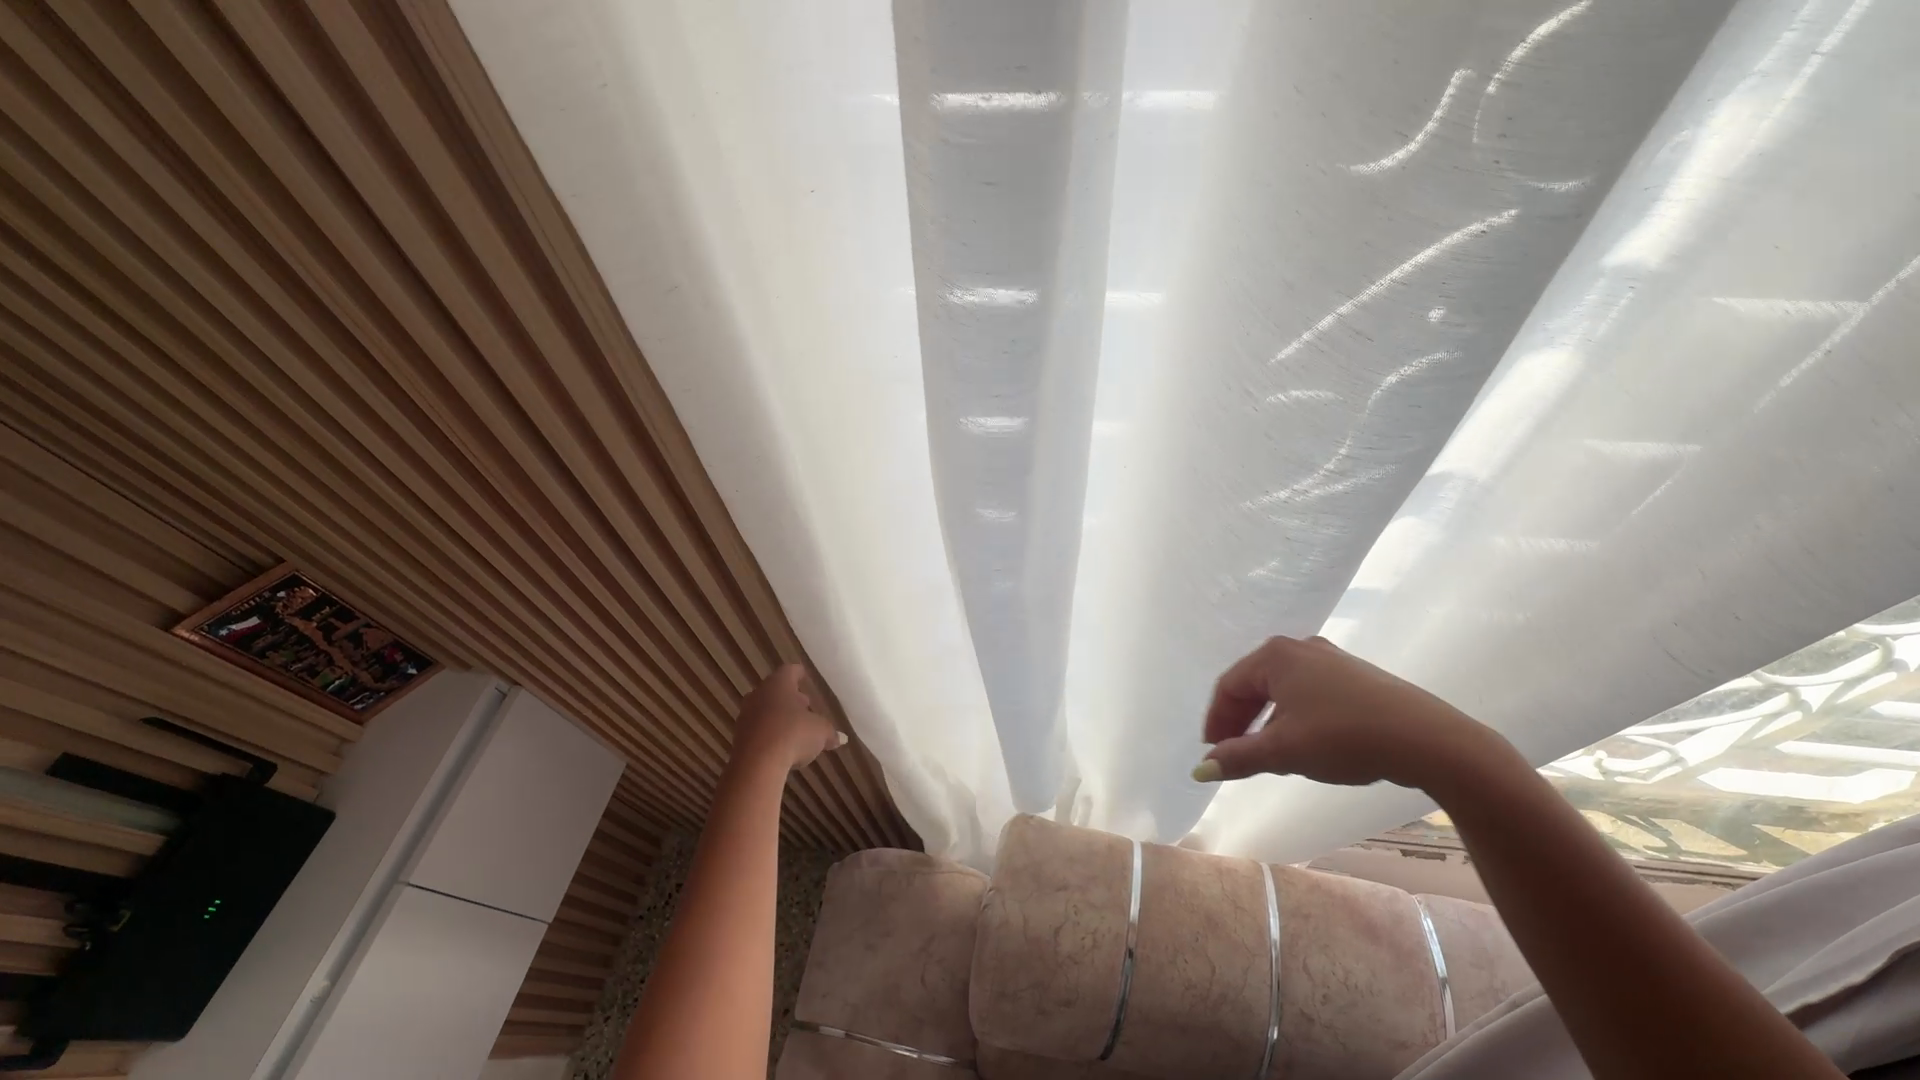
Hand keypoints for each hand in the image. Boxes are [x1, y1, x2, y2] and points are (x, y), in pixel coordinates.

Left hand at [732, 663, 844, 770]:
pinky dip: (769, 734)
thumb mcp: (820, 732)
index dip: (799, 673)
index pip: (789, 671)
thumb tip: (841, 738)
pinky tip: (781, 745)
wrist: (757, 764)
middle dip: (790, 698)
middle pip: (775, 690)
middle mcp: (759, 695)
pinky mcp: (739, 737)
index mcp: (779, 684)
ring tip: (794, 728)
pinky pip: (757, 730)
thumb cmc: (793, 734)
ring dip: (778, 716)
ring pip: (764, 710)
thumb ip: (830, 733)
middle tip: (804, 705)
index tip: (804, 675)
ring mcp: (746, 716)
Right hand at [1194, 635, 1507, 790]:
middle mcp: (1300, 648)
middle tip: (1235, 755)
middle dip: (1241, 722)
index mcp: (1275, 656)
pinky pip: (1309, 693)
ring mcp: (1331, 659)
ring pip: (1283, 691)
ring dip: (1268, 722)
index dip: (1216, 722)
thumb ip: (1237, 758)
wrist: (1426, 739)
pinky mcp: (1356, 676)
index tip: (1213, 755)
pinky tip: (1307, 744)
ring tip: (1270, 755)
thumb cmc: (1343, 738)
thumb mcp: (1282, 752)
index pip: (1228, 686)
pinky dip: (1296, 717)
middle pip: (1254, 685)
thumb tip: (1200, 770)